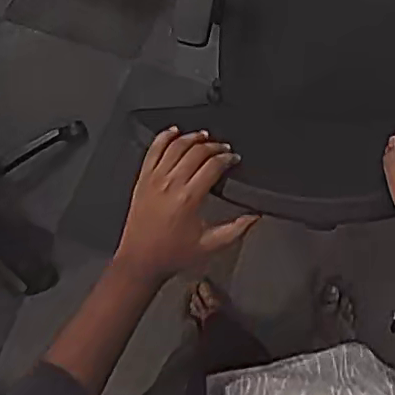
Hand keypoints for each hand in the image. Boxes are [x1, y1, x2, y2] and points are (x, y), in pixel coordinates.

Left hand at [114, 126, 258, 284]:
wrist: (139, 263)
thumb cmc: (173, 255)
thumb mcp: (211, 245)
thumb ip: (236, 229)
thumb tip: (255, 216)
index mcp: (189, 199)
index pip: (213, 165)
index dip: (227, 157)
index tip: (234, 158)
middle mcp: (171, 185)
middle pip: (197, 151)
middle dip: (215, 146)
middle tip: (223, 148)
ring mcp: (154, 180)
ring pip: (176, 146)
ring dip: (192, 137)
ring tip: (204, 137)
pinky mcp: (142, 180)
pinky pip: (152, 151)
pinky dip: (164, 137)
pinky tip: (173, 131)